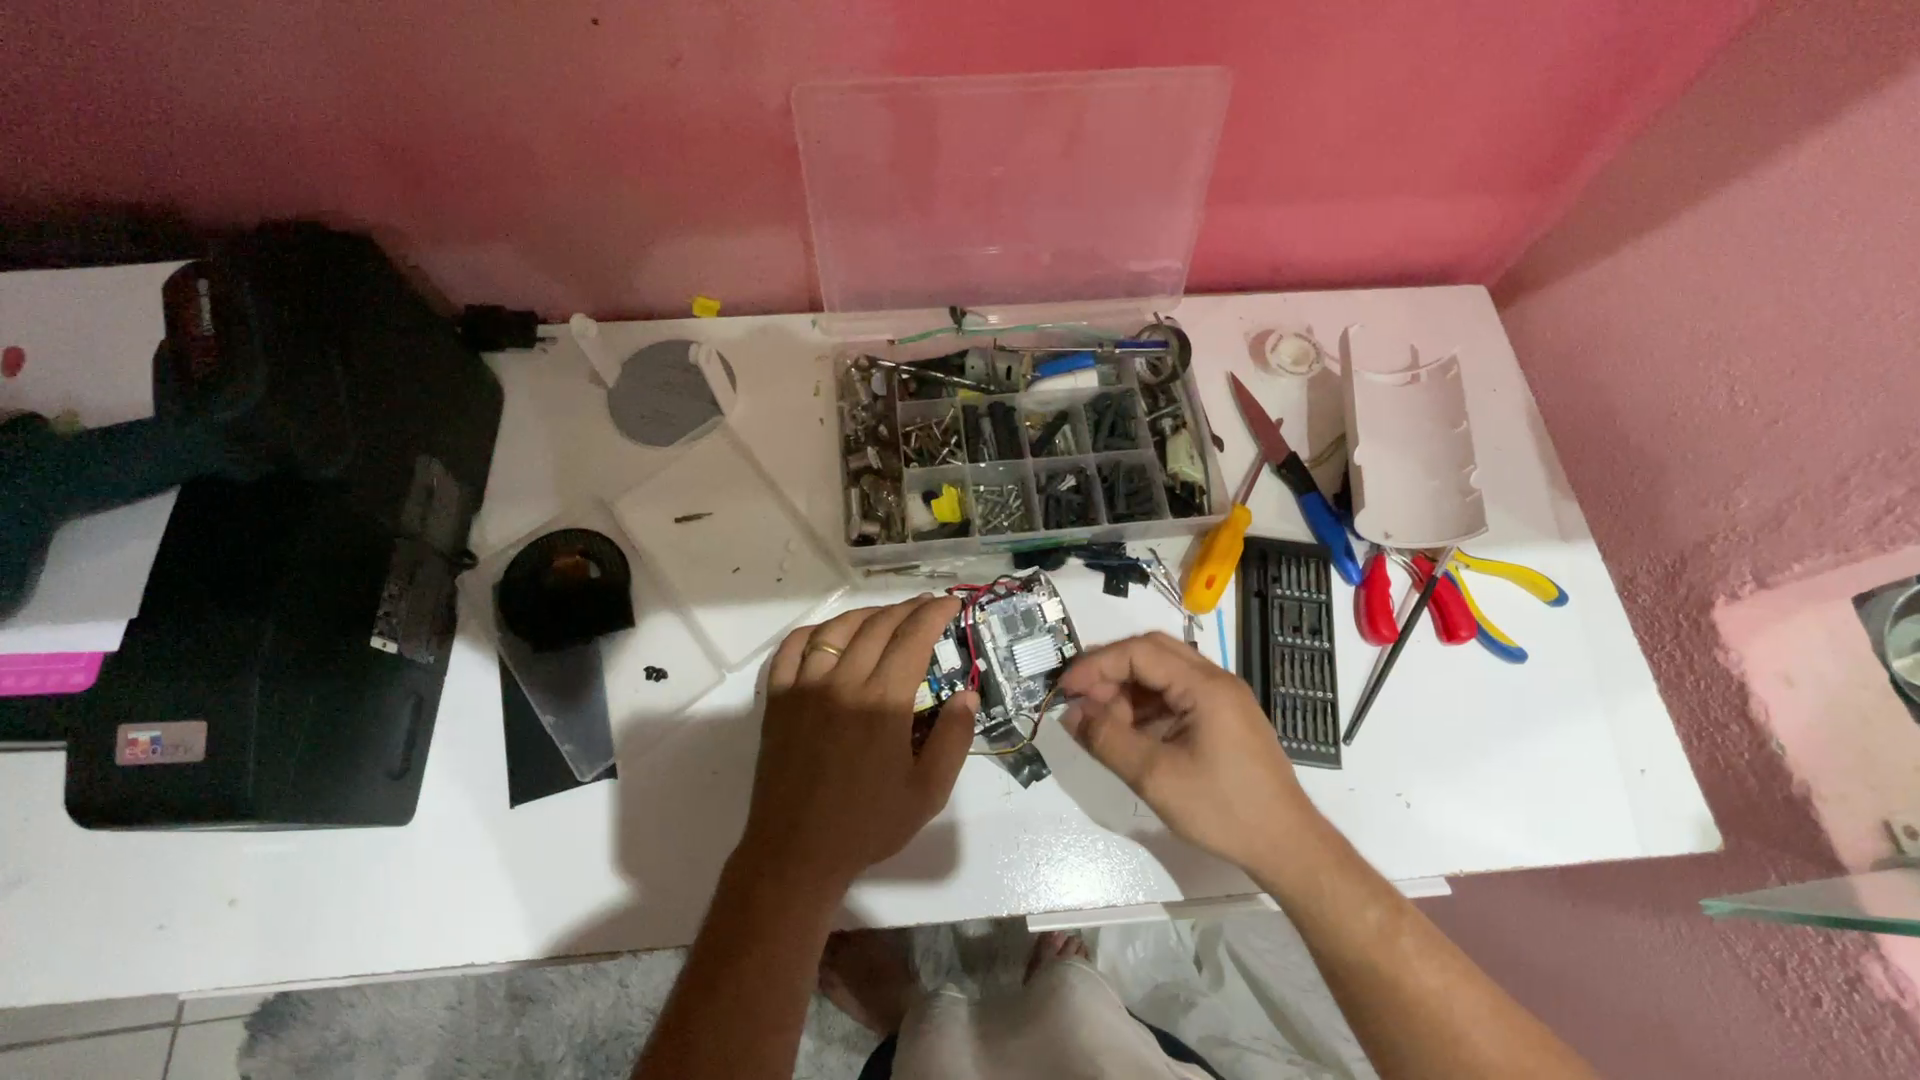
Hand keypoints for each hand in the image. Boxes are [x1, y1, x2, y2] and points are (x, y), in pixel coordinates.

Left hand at [737, 595, 976, 894]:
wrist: (797, 852)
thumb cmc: (868, 825)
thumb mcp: (928, 791)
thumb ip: (953, 738)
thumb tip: (967, 695)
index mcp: (882, 703)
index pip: (912, 638)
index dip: (934, 614)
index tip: (951, 604)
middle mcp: (842, 683)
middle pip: (877, 626)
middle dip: (907, 609)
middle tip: (926, 607)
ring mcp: (804, 688)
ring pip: (836, 629)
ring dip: (866, 614)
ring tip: (886, 616)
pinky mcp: (778, 700)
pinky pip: (792, 649)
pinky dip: (814, 632)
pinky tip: (829, 634)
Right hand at [1056, 632, 1318, 868]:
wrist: (1286, 844)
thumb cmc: (1223, 809)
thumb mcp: (1155, 776)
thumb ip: (1108, 740)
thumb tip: (1071, 714)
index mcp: (1205, 686)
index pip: (1139, 652)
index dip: (1096, 665)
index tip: (1066, 691)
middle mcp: (1216, 681)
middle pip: (1152, 652)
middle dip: (1110, 671)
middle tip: (1080, 699)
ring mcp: (1223, 700)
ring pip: (1163, 674)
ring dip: (1127, 690)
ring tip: (1101, 722)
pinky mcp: (1224, 719)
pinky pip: (1176, 696)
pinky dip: (1146, 707)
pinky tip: (1129, 733)